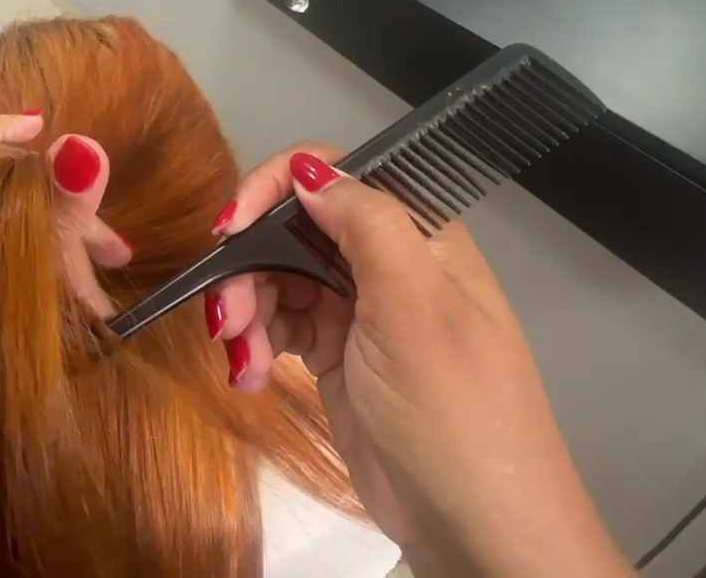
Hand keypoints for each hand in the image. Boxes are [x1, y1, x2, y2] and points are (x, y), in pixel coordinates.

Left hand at [0, 116, 131, 315]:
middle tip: (101, 291)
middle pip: (8, 189)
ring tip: (78, 314)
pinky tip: (32, 304)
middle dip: (59, 241)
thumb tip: (87, 153)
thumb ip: (34, 203)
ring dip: (34, 262)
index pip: (24, 161)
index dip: (75, 204)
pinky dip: (1, 271)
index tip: (113, 251)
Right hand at [210, 149, 630, 577]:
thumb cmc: (455, 413)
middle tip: (226, 318)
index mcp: (414, 237)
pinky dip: (252, 343)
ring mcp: (353, 306)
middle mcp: (381, 261)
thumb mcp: (416, 310)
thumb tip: (306, 168)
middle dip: (246, 267)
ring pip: (272, 276)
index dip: (271, 189)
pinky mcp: (331, 348)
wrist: (478, 536)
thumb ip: (366, 225)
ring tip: (240, 361)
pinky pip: (274, 322)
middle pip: (287, 230)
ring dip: (244, 311)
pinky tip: (249, 375)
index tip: (230, 230)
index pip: (331, 178)